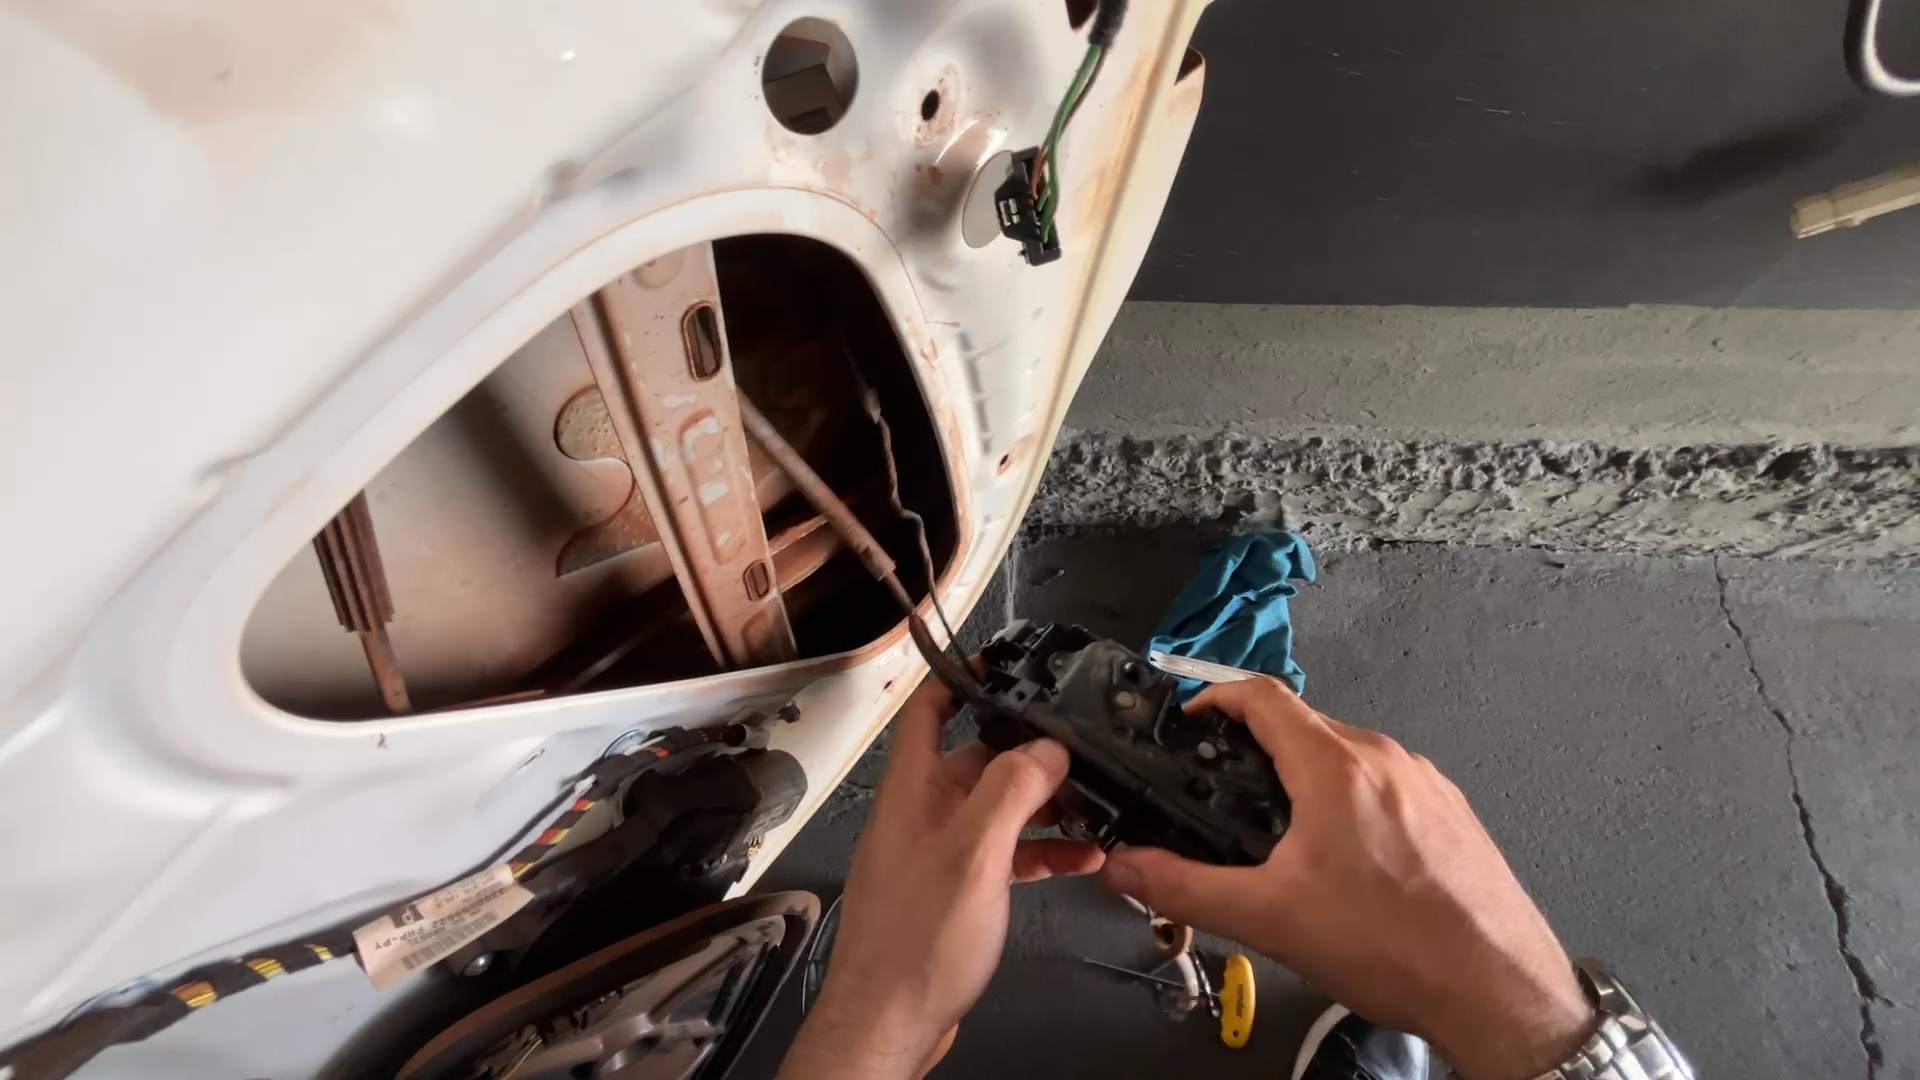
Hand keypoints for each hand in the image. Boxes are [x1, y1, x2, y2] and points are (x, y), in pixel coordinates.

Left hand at [779, 675, 1104, 1079]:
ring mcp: (944, 847)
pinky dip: (1042, 849)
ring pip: (1001, 807)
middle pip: (981, 758)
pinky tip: (1083, 857)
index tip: (996, 661)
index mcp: (914, 787)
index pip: (928, 710)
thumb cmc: (916, 940)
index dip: (957, 677)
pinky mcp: (961, 884)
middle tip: (1079, 755)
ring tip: (1095, 809)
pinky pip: (1007, 851)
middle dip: (1030, 754)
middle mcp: (927, 809)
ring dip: (1046, 807)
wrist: (891, 1024)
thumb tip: (1047, 747)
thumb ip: (1009, 791)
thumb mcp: (973, 854)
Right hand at [1100, 678, 1595, 1079]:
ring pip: (1342, 746)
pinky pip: (1381, 773)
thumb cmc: (1393, 949)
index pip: (1261, 694)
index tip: (1192, 719)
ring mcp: (1423, 779)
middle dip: (1253, 739)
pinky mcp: (1450, 806)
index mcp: (1334, 766)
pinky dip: (1345, 787)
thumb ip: (1185, 887)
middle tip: (1224, 778)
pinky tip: (1342, 845)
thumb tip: (1126, 868)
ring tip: (1278, 817)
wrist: (1508, 999)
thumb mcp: (1270, 919)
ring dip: (1300, 763)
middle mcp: (1382, 756)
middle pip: (1300, 719)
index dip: (1216, 695)